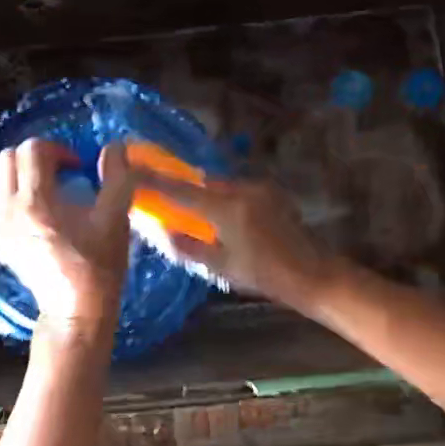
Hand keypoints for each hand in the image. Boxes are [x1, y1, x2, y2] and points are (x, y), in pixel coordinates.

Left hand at [0, 139, 135, 332]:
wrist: (75, 311)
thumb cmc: (99, 265)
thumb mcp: (116, 219)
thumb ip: (117, 178)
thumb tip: (113, 147)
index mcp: (36, 202)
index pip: (32, 150)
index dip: (58, 149)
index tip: (78, 167)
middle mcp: (10, 210)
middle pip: (8, 159)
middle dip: (36, 157)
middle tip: (62, 173)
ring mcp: (0, 228)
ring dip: (21, 175)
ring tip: (47, 190)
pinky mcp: (0, 243)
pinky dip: (15, 197)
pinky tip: (41, 215)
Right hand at [135, 174, 344, 310]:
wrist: (312, 274)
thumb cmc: (264, 275)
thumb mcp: (220, 267)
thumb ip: (187, 246)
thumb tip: (161, 231)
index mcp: (226, 208)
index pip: (181, 190)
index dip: (154, 181)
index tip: (132, 170)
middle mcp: (242, 190)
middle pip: (202, 183)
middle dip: (183, 188)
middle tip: (167, 197)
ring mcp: (259, 189)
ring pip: (221, 186)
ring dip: (207, 196)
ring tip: (198, 214)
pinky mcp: (271, 193)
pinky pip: (238, 190)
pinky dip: (225, 200)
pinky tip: (227, 219)